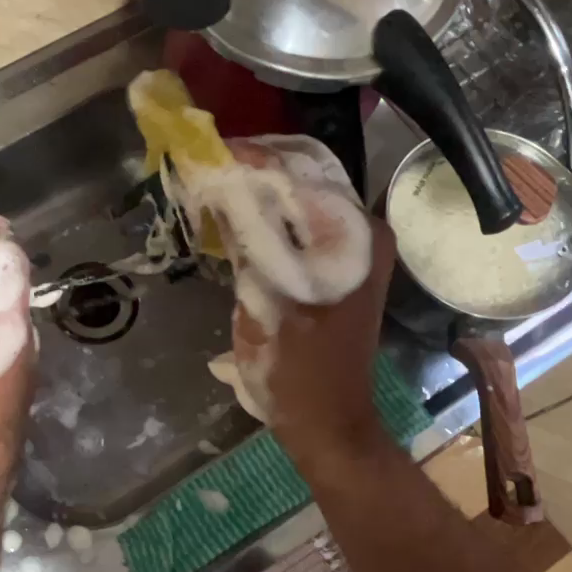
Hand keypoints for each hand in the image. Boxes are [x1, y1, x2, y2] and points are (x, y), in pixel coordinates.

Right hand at [207, 136, 394, 468]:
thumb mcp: (267, 303)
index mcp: (355, 237)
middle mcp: (362, 234)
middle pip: (303, 185)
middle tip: (208, 165)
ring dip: (261, 195)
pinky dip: (270, 221)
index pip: (300, 177)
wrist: (327, 421)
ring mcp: (353, 251)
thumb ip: (251, 240)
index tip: (212, 150)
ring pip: (301, 205)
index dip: (254, 160)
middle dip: (255, 173)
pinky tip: (239, 219)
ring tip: (216, 185)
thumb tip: (224, 185)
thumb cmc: (298, 370)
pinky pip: (301, 229)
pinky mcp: (339, 268)